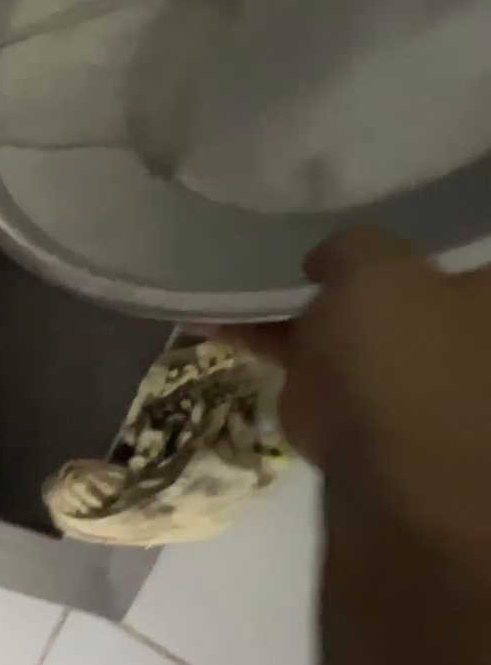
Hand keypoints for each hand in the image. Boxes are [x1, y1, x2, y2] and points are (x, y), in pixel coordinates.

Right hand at [214, 226, 490, 551]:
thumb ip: (354, 245)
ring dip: (269, 296)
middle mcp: (448, 313)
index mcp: (482, 284)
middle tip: (266, 230)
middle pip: (378, 270)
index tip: (331, 201)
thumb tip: (330, 254)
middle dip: (322, 256)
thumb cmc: (406, 359)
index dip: (391, 214)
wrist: (392, 462)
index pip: (442, 234)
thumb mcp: (378, 274)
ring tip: (212, 278)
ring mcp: (392, 351)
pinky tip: (201, 319)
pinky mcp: (343, 383)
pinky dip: (251, 332)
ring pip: (325, 307)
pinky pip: (292, 344)